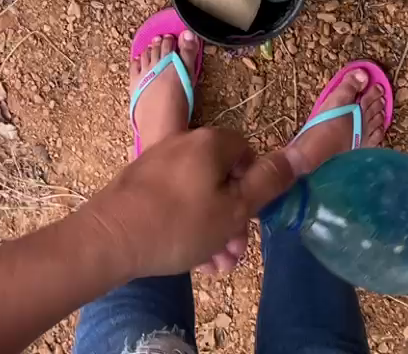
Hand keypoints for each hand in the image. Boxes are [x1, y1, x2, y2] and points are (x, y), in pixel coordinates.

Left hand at [80, 128, 295, 279]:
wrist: (109, 239)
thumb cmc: (178, 223)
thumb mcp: (234, 209)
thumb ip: (268, 183)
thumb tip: (298, 154)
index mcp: (212, 141)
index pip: (248, 154)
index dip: (255, 187)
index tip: (252, 220)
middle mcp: (186, 141)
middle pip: (223, 177)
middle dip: (233, 217)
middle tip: (233, 253)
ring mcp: (161, 161)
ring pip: (199, 193)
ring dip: (212, 227)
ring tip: (213, 265)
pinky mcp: (142, 182)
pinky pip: (176, 198)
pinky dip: (187, 223)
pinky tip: (190, 257)